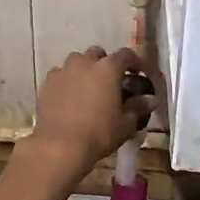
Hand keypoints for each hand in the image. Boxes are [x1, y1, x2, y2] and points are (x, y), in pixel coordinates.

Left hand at [30, 46, 158, 168]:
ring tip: (88, 88)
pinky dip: (67, 80)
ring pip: (77, 61)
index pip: (126, 55)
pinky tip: (69, 97)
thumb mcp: (125, 123)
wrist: (60, 146)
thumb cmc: (99, 133)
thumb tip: (151, 99)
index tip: (138, 73)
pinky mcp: (47, 82)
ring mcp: (63, 70)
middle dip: (105, 64)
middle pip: (98, 54)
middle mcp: (85, 62)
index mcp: (108, 68)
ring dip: (85, 70)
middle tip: (110, 82)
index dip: (134, 62)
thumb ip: (138, 107)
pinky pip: (61, 74)